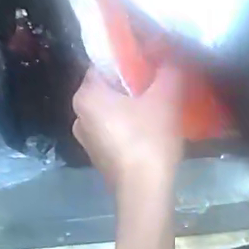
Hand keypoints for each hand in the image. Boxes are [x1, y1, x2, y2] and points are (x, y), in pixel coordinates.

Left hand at [72, 66, 183, 203]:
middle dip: (132, 84)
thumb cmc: (149, 138)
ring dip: (132, 107)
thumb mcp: (165, 98)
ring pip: (111, 111)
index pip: (103, 64)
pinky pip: (114, 131)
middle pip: (107, 88)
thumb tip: (170, 57)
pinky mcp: (99, 158)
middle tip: (158, 84)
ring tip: (158, 107)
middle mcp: (78, 115)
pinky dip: (129, 127)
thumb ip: (168, 71)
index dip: (128, 59)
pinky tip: (151, 131)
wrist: (144, 191)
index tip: (151, 61)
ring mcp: (87, 139)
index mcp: (86, 95)